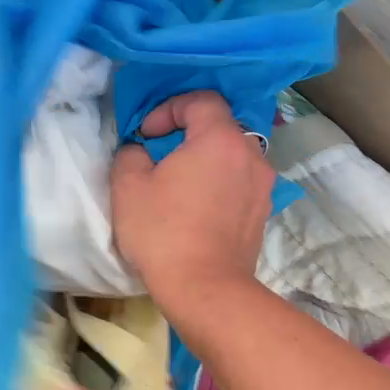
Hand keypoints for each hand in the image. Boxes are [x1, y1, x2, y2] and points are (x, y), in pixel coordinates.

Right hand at [110, 91, 274, 305]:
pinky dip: (218, 183)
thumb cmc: (163, 231)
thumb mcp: (127, 186)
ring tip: (178, 183)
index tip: (147, 135)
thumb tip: (141, 152)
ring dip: (205, 160)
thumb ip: (131, 154)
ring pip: (232, 156)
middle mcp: (251, 155)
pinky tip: (195, 208)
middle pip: (221, 127)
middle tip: (161, 155)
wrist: (204, 288)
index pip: (201, 101)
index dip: (169, 108)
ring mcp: (262, 186)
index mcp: (220, 139)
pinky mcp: (262, 213)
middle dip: (188, 133)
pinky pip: (239, 182)